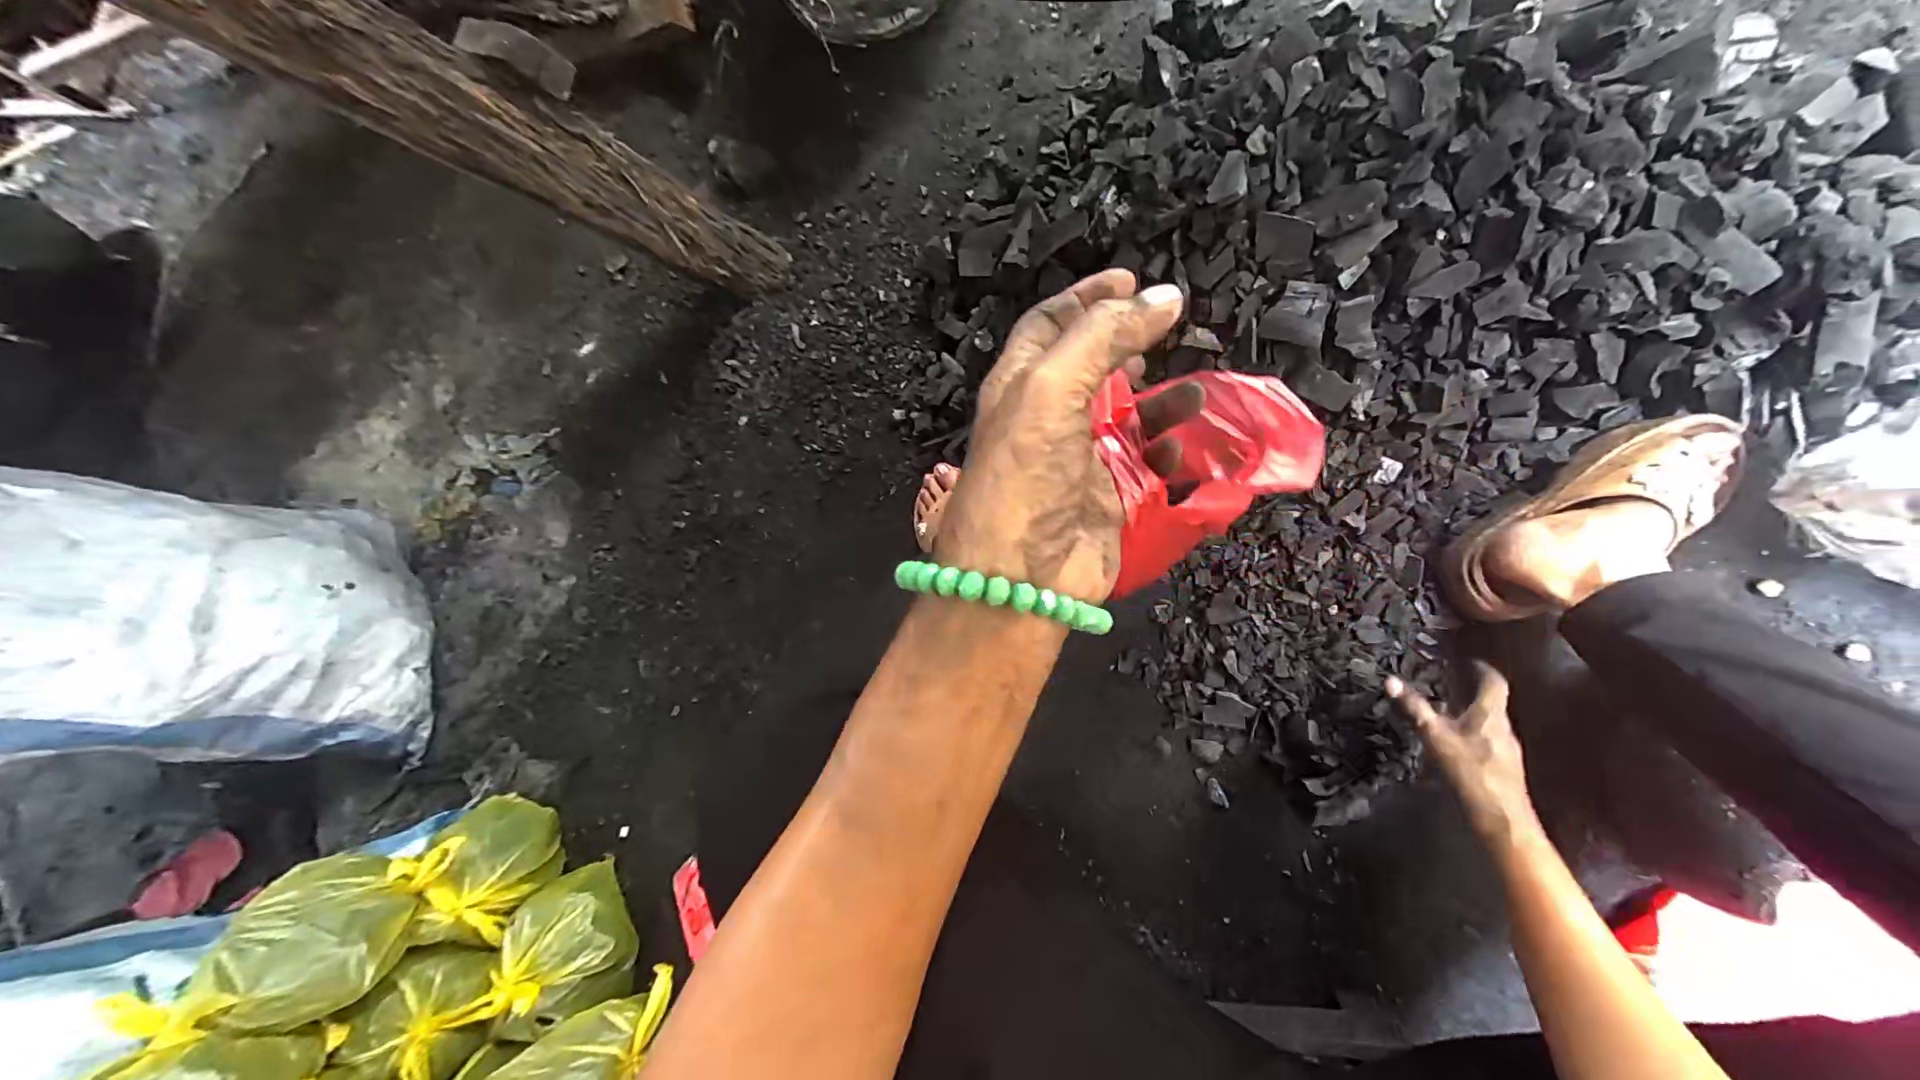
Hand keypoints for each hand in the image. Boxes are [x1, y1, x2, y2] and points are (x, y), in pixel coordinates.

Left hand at [933, 269, 1199, 602]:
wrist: (1024, 574)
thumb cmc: (1024, 476)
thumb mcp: (1052, 389)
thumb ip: (1104, 337)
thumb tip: (1162, 296)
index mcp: (1022, 384)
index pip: (1052, 324)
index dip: (1088, 297)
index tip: (1129, 277)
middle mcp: (1050, 417)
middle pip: (1094, 365)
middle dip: (1130, 344)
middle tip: (1167, 328)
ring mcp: (1081, 457)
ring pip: (1130, 413)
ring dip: (1163, 399)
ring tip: (1194, 388)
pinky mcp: (1110, 493)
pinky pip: (1147, 460)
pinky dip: (1168, 448)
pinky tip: (1179, 444)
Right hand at [1386, 663, 1539, 843]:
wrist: (1501, 817)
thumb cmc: (1469, 770)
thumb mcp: (1433, 736)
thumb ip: (1414, 708)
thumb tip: (1390, 680)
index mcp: (1491, 714)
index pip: (1494, 682)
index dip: (1482, 669)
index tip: (1468, 661)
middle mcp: (1504, 727)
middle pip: (1491, 702)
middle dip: (1470, 692)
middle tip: (1447, 684)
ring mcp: (1507, 749)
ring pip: (1489, 723)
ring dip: (1470, 714)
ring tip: (1446, 712)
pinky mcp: (1504, 767)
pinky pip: (1487, 740)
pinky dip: (1471, 735)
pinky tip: (1455, 745)